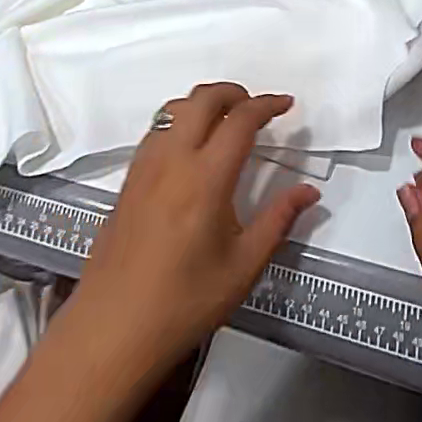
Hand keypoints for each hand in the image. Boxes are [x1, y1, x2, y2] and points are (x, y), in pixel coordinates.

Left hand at [68, 82, 320, 367]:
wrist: (113, 329)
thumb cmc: (184, 302)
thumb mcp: (243, 267)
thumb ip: (278, 220)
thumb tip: (308, 192)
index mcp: (205, 178)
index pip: (240, 120)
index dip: (267, 104)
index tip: (285, 104)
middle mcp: (172, 160)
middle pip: (203, 99)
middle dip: (234, 92)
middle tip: (256, 107)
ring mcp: (144, 166)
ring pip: (174, 108)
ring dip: (204, 102)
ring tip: (225, 121)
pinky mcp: (128, 179)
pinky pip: (156, 129)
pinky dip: (179, 119)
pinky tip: (191, 146)